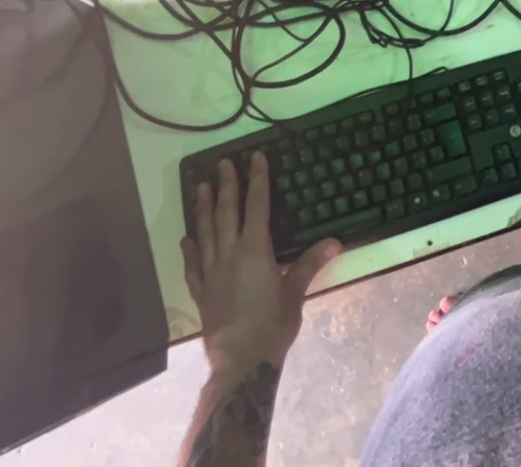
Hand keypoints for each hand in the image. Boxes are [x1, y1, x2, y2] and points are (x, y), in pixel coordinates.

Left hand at [183, 152, 341, 373]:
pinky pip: (193, 265)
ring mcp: (211, 274)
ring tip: (201, 188)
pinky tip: (186, 239)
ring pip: (206, 233)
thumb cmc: (272, 325)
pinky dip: (190, 250)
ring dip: (204, 209)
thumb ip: (309, 264)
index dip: (257, 180)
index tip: (255, 158)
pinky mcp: (202, 293)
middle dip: (226, 186)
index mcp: (255, 249)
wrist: (240, 362)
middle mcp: (229, 255)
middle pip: (227, 213)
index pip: (257, 206)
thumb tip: (334, 241)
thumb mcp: (296, 292)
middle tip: (221, 164)